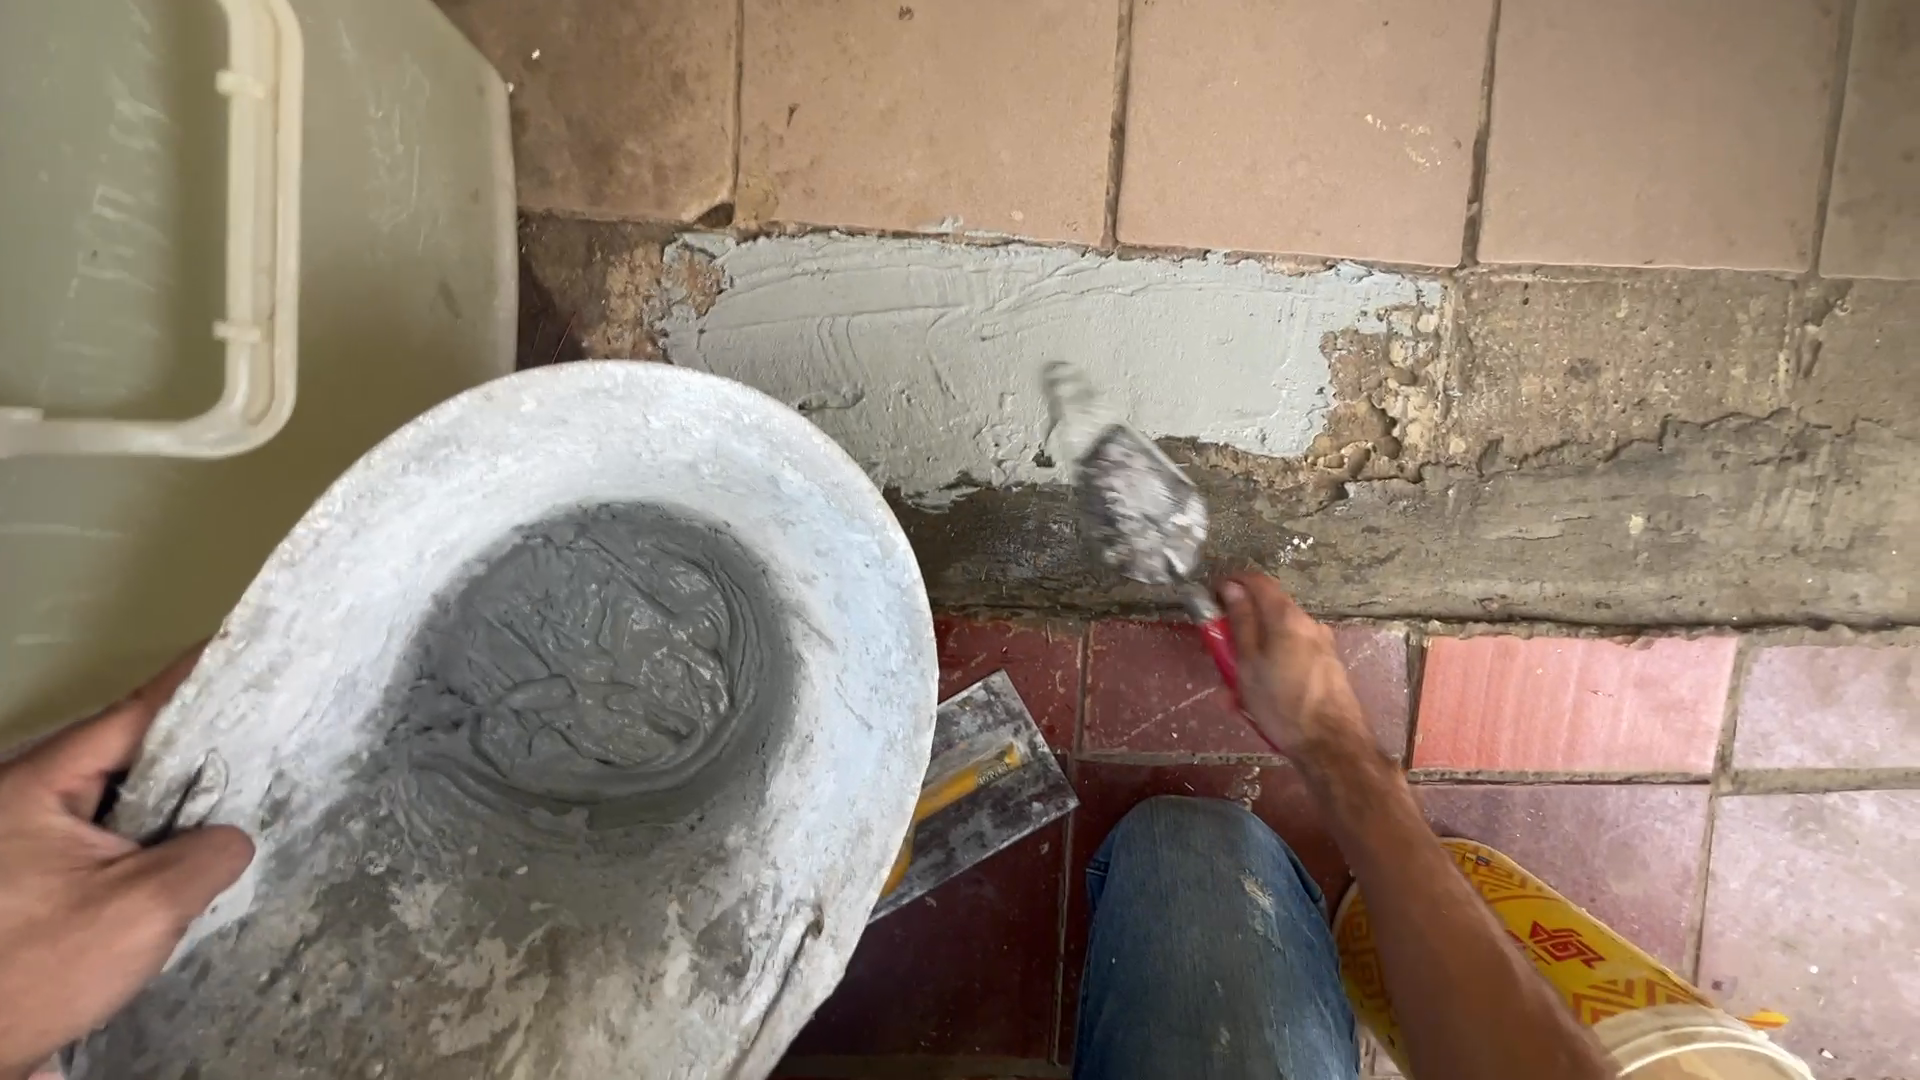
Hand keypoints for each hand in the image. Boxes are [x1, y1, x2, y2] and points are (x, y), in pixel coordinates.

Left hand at [0, 650, 253, 1078]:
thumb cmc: (26, 973)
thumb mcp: (142, 908)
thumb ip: (211, 851)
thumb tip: (230, 837)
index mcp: (33, 789)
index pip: (137, 712)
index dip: (199, 676)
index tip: (252, 644)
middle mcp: (22, 803)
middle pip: (135, 749)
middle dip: (207, 737)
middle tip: (279, 721)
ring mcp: (23, 842)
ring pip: (126, 794)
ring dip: (185, 792)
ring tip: (256, 780)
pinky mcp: (33, 880)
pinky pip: (114, 832)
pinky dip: (162, 828)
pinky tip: (204, 839)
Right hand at [1217, 573, 1371, 765]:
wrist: (1333, 745)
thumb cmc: (1281, 703)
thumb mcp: (1247, 663)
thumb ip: (1240, 622)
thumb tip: (1231, 587)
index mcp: (1287, 617)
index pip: (1257, 581)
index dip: (1232, 583)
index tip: (1213, 599)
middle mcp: (1309, 623)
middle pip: (1269, 610)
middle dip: (1242, 626)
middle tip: (1222, 654)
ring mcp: (1323, 645)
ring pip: (1279, 636)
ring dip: (1256, 651)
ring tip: (1238, 688)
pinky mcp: (1328, 666)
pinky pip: (1292, 655)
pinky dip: (1273, 665)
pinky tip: (1264, 696)